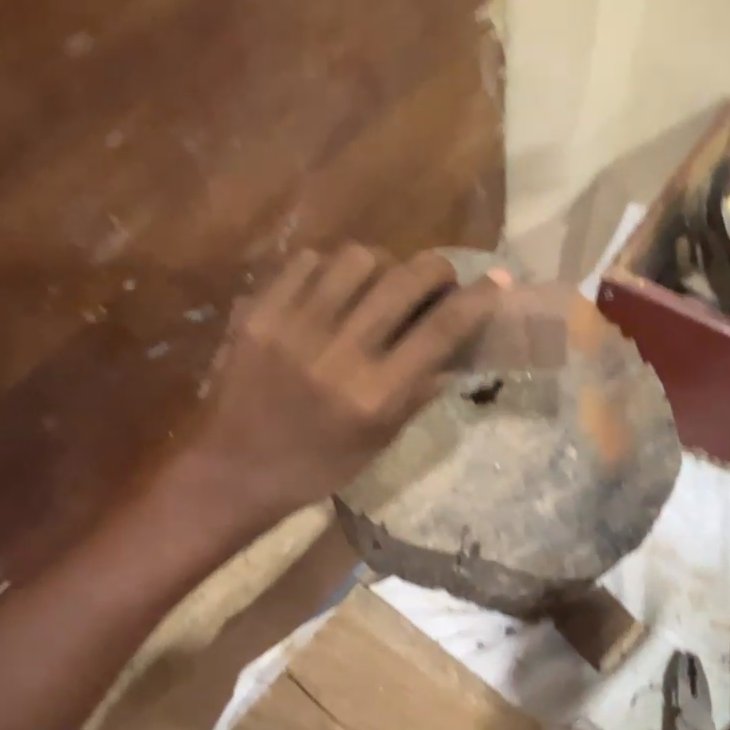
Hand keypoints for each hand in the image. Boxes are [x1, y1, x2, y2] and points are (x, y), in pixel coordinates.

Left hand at [187, 245, 500, 517]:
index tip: (497, 280)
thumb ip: (416, 395)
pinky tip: (331, 289)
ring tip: (377, 282)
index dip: (477, 299)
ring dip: (380, 265)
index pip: (440, 331)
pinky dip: (328, 268)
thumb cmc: (314, 468)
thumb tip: (454, 354)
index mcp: (374, 395)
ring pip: (356, 258)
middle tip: (437, 277)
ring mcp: (294, 327)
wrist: (232, 470)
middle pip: (404, 281)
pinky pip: (306, 262)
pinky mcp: (259, 313)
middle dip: (435, 268)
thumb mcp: (377, 444)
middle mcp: (339, 353)